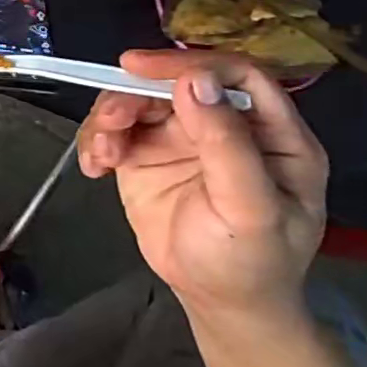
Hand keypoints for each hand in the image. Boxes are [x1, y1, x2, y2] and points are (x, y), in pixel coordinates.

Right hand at [78, 50, 327, 335]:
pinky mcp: (146, 154)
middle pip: (175, 83)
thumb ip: (227, 144)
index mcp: (270, 131)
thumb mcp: (250, 209)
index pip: (235, 75)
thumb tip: (195, 80)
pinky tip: (95, 166)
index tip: (143, 69)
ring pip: (138, 101)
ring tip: (102, 154)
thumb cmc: (251, 263)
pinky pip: (116, 130)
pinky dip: (98, 140)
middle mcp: (224, 124)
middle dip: (136, 95)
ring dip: (110, 118)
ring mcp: (182, 137)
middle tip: (111, 120)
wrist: (218, 303)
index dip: (190, 63)